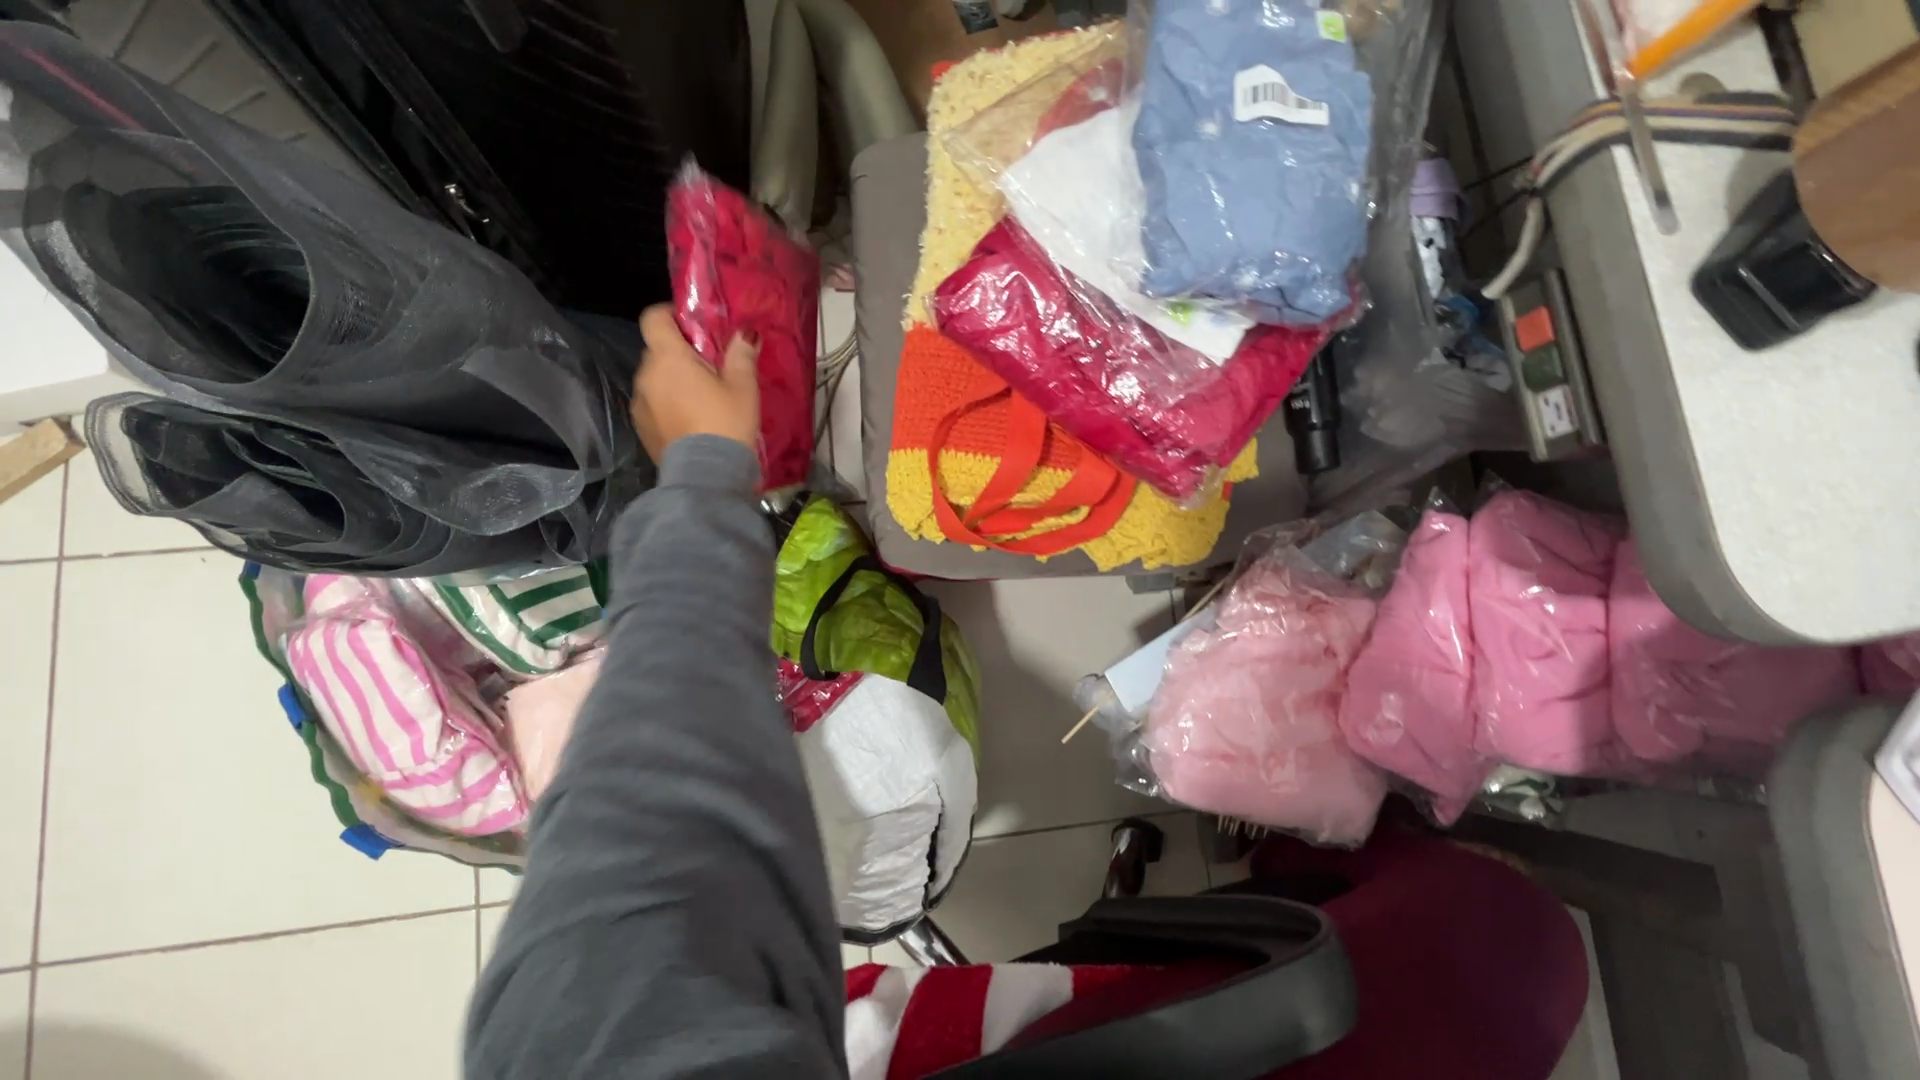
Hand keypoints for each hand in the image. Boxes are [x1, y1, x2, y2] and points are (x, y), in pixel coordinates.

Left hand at [631, 305, 760, 461]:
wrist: (706, 476)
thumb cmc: (726, 423)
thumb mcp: (743, 387)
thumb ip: (741, 354)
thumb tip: (745, 333)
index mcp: (668, 357)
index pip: (653, 318)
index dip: (670, 315)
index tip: (691, 325)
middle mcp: (646, 375)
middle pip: (656, 350)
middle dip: (678, 354)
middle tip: (708, 368)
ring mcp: (639, 403)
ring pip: (654, 379)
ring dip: (672, 381)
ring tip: (699, 400)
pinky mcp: (640, 427)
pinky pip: (652, 404)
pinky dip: (667, 404)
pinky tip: (689, 421)